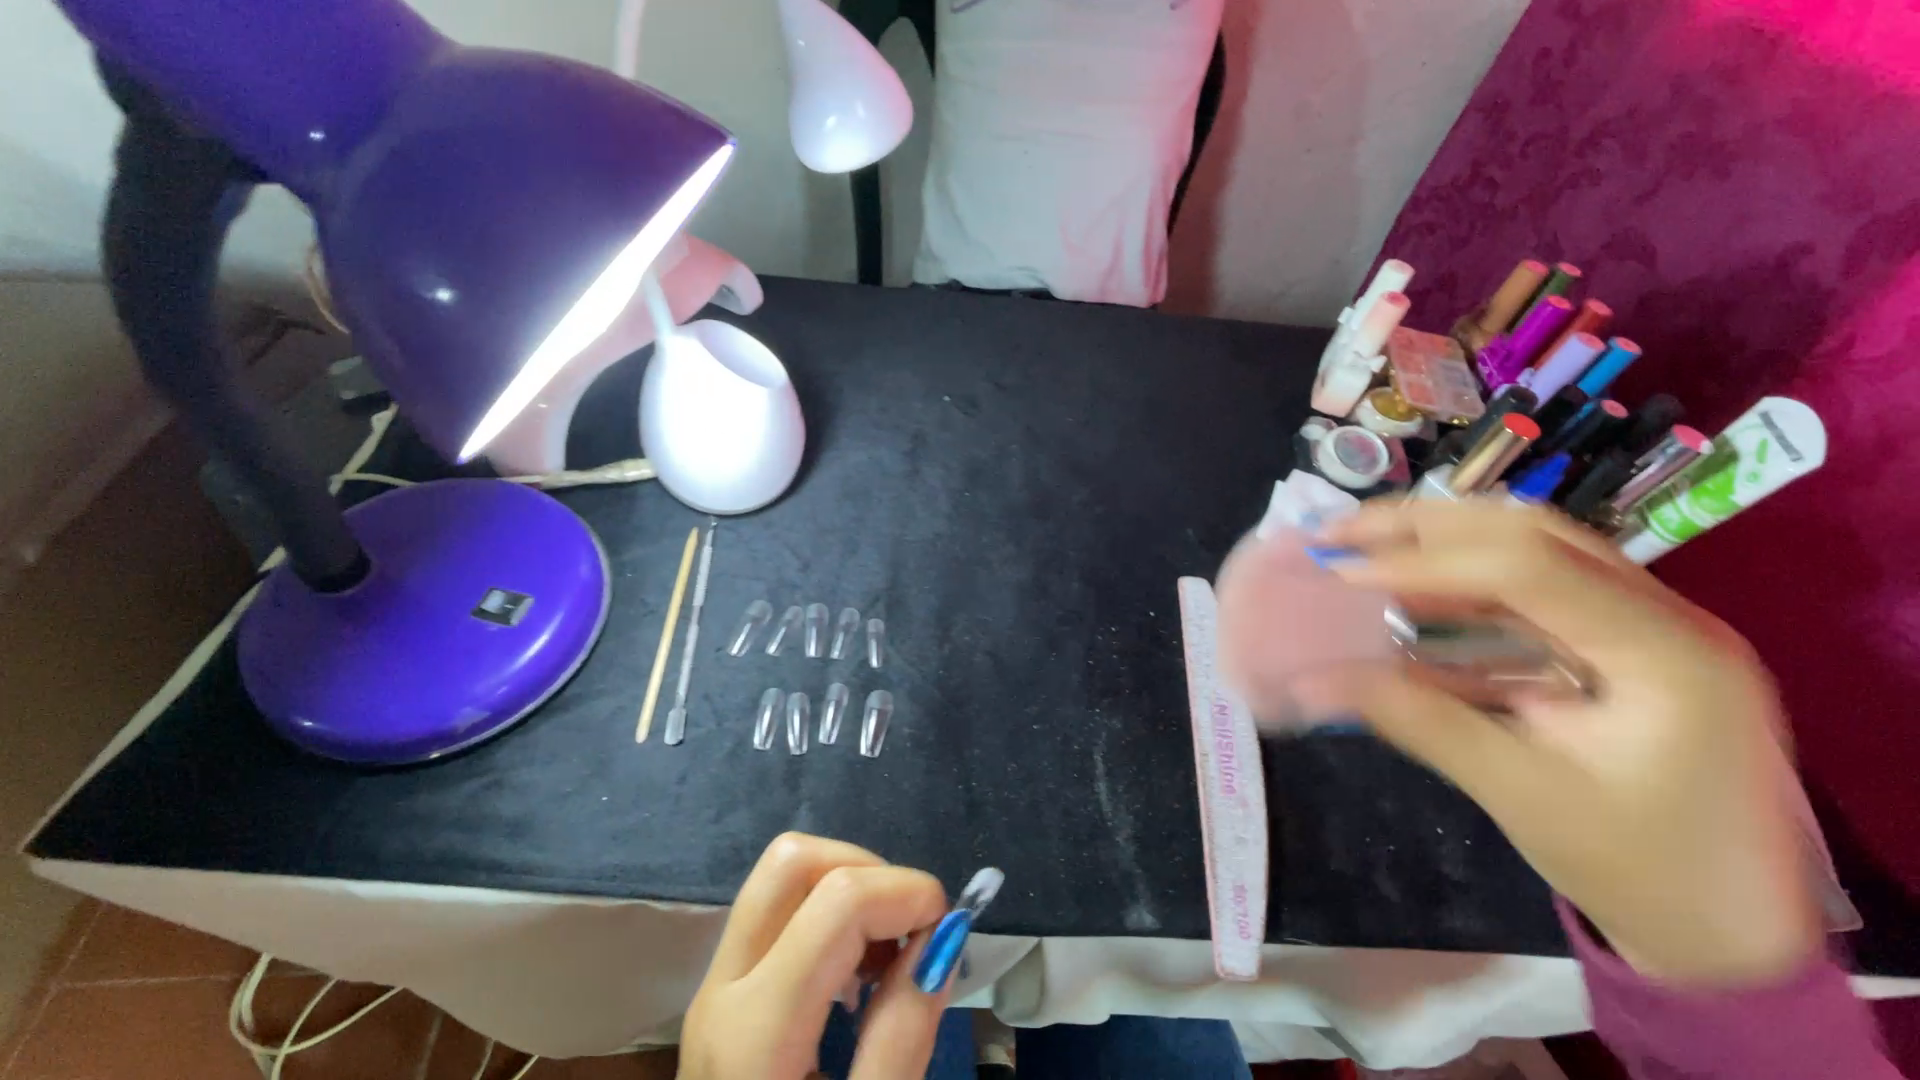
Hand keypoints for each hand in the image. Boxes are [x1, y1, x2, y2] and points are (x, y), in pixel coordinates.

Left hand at [678, 833, 949, 1079]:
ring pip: (781, 876)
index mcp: (754, 1030)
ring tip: (889, 955)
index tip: (948, 937)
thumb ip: (904, 1034)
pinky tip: (858, 973)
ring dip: (849, 888)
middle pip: (791, 860)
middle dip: (869, 871)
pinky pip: (776, 911)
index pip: (836, 900)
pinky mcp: (722, 993)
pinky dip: (829, 913)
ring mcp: (714, 986)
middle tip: (911, 931)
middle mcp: (722, 988)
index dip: (909, 894)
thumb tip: (943, 941)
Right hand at [1299, 501, 1819, 985]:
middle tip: (1337, 531)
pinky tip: (1404, 589)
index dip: (1426, 562)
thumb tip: (1311, 680)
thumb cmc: (1638, 869)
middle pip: (1532, 534)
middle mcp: (1663, 615)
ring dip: (1440, 544)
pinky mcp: (1618, 645)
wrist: (1727, 929)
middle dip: (1426, 527)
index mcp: (1665, 651)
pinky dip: (1459, 585)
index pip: (1530, 567)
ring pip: (1531, 550)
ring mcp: (1645, 625)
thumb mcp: (1521, 795)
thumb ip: (1418, 721)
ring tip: (1358, 545)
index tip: (1340, 572)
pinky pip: (1531, 592)